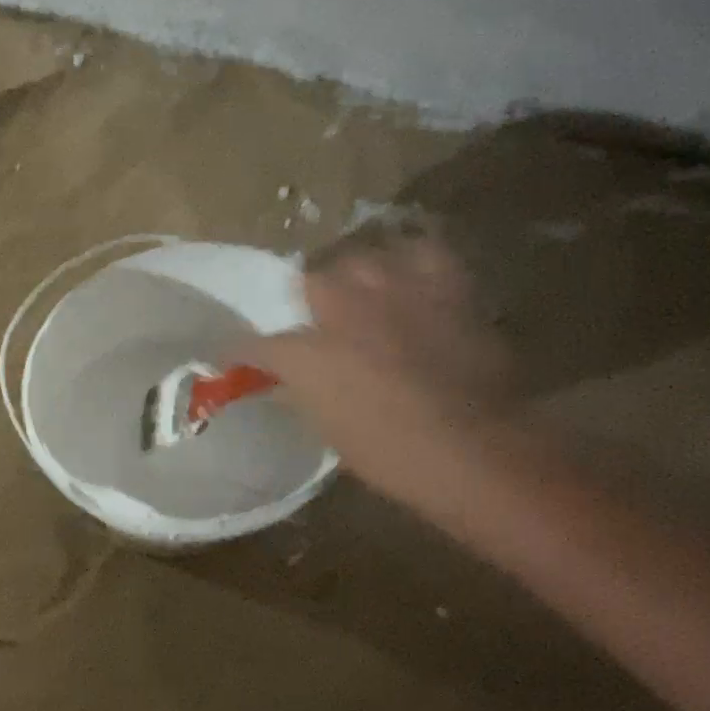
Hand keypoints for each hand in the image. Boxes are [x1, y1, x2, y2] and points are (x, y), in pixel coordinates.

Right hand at [243, 215, 513, 504]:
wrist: (474, 447)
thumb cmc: (388, 451)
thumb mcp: (326, 424)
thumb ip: (304, 390)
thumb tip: (289, 381)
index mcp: (305, 355)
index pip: (255, 345)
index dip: (242, 353)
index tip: (235, 360)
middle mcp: (345, 314)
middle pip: (315, 280)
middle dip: (310, 296)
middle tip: (316, 316)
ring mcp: (400, 297)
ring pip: (368, 259)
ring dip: (361, 274)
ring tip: (364, 290)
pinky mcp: (451, 293)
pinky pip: (429, 258)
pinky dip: (416, 266)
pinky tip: (413, 282)